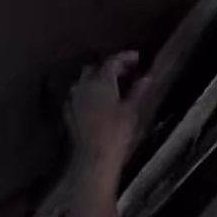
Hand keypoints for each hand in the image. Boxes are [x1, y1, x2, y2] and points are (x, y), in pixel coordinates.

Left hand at [66, 52, 145, 180]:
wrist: (93, 159)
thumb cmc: (116, 132)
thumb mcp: (132, 110)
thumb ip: (138, 91)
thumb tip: (147, 77)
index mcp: (100, 83)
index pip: (112, 61)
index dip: (125, 57)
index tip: (138, 58)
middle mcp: (83, 88)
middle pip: (94, 68)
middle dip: (109, 66)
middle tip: (127, 71)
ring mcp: (73, 101)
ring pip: (84, 81)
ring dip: (97, 78)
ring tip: (114, 84)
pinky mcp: (69, 114)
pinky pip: (77, 95)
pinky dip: (88, 92)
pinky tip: (99, 100)